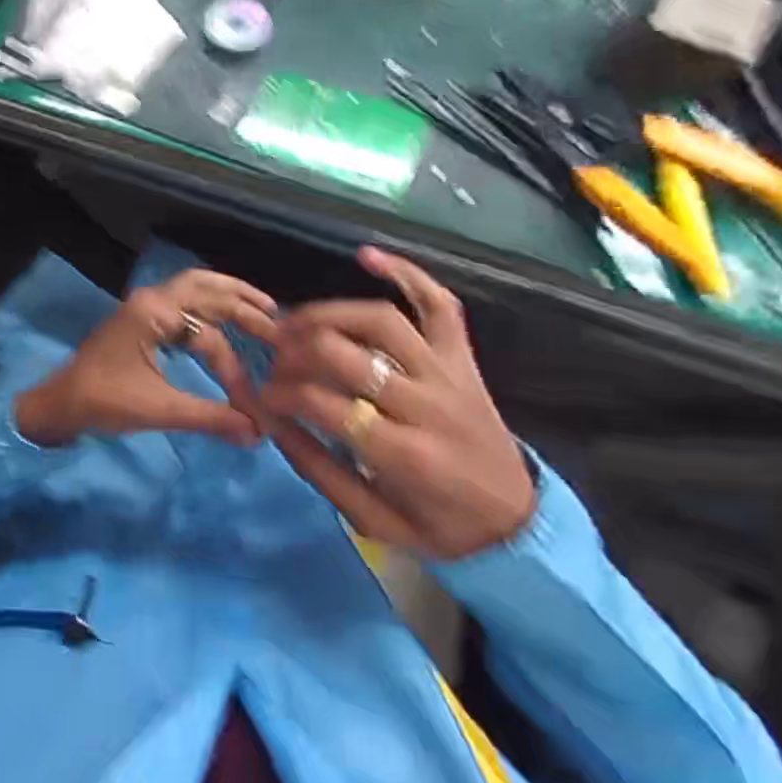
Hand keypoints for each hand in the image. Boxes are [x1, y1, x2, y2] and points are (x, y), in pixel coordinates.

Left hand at [16, 269, 277, 447]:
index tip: (251, 405)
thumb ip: (212, 417)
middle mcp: (150, 300)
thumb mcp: (160, 410)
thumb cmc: (104, 402)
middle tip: (278, 325)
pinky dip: (208, 305)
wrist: (58, 403)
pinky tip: (223, 320)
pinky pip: (182, 301)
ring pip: (194, 288)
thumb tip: (259, 434)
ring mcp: (142, 306)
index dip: (235, 372)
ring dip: (227, 296)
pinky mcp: (138, 319)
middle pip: (208, 288)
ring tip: (262, 309)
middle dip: (244, 305)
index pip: (211, 336)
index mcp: (154, 313)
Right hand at [261, 247, 532, 559]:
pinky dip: (407, 274)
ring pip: (383, 321)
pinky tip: (366, 255)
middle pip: (346, 354)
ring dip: (328, 314)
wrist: (518, 525)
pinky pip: (440, 306)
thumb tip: (272, 421)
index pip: (321, 403)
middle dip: (294, 353)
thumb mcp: (372, 520)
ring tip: (295, 322)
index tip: (262, 400)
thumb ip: (319, 470)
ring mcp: (450, 375)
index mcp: (403, 454)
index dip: (278, 395)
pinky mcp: (464, 360)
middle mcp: (428, 404)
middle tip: (275, 363)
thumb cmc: (438, 527)